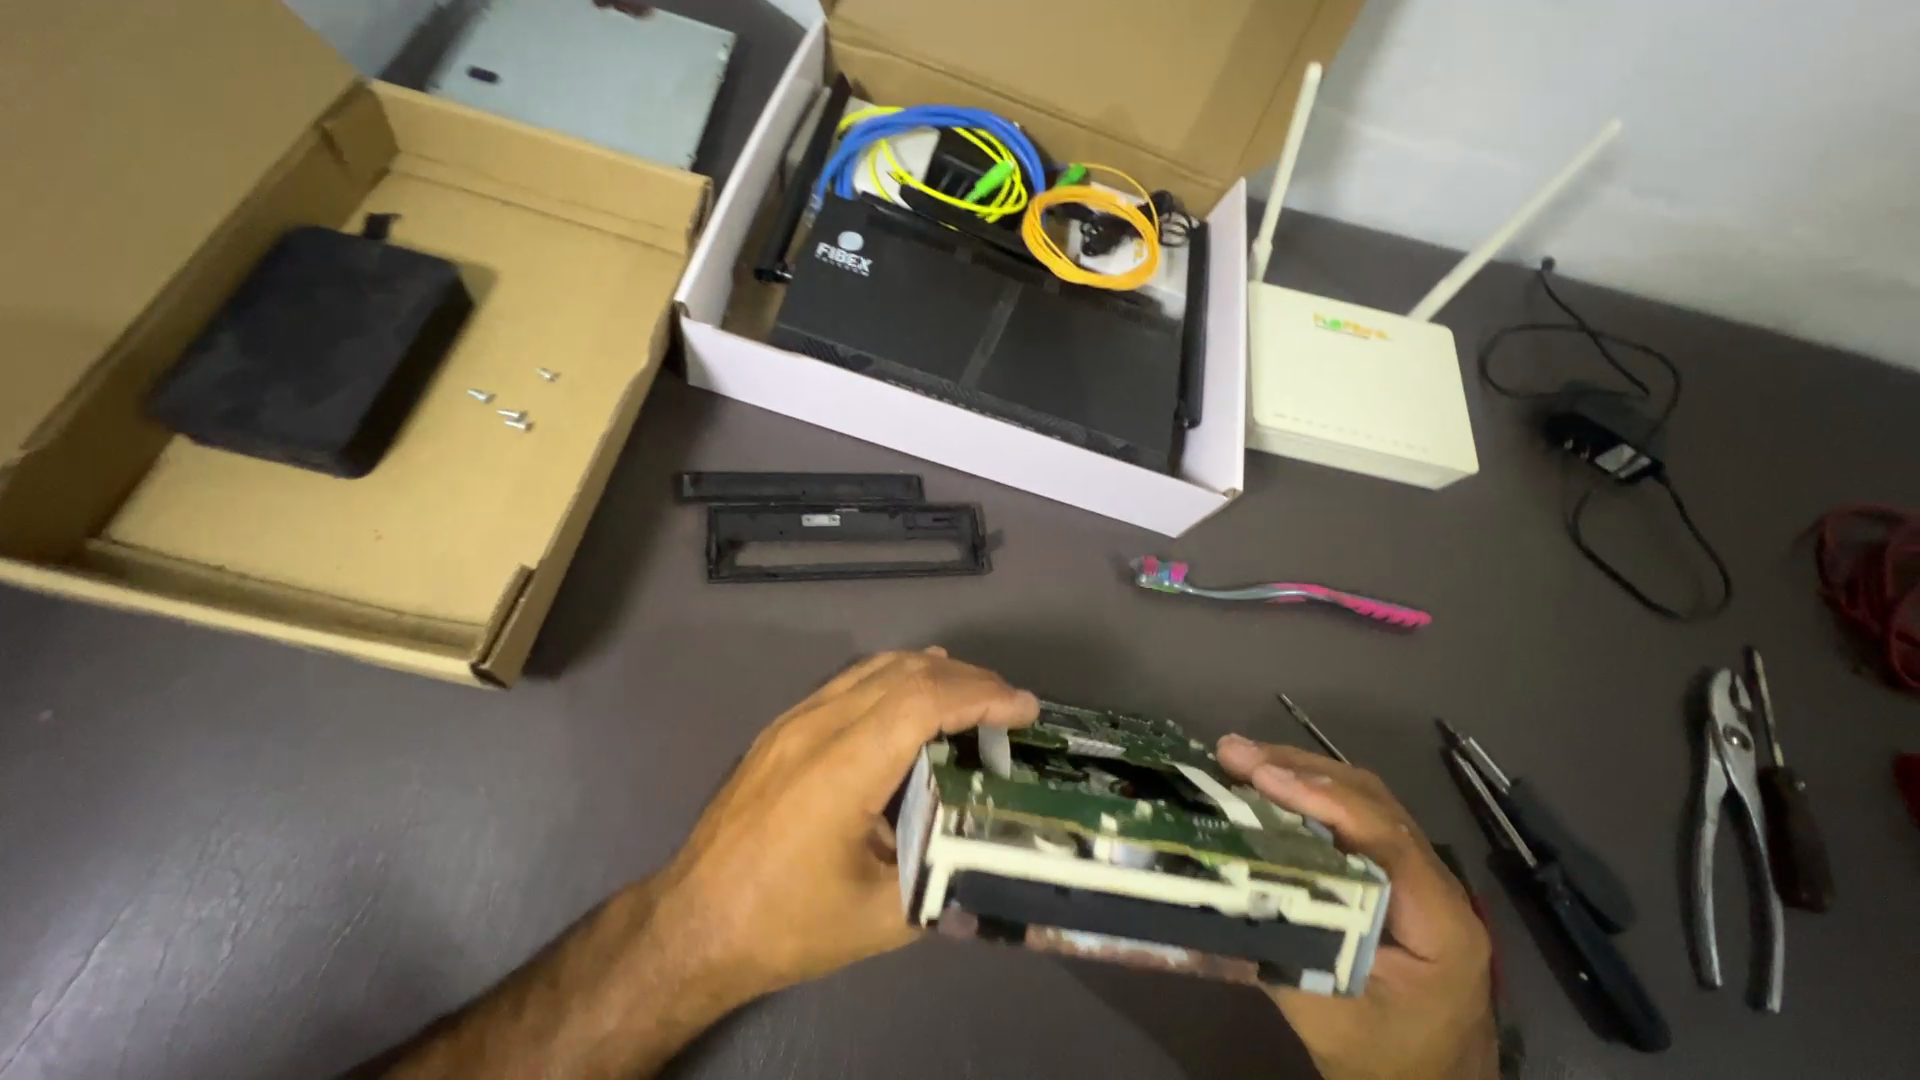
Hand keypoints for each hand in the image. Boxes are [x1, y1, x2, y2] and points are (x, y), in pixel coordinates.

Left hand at [375, 650, 1036, 1079]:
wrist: (692, 923)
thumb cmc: (787, 924)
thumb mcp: (883, 915)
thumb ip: (944, 869)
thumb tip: (991, 838)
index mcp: (841, 770)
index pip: (922, 702)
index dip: (981, 695)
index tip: (1027, 709)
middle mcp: (816, 728)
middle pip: (903, 673)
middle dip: (967, 678)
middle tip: (1011, 703)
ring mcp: (793, 722)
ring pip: (875, 667)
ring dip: (932, 671)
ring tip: (976, 695)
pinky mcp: (781, 728)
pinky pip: (850, 681)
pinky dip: (896, 678)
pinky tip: (915, 697)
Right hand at [1217, 736, 1497, 1079]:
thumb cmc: (1387, 1063)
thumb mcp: (1332, 1023)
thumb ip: (1283, 956)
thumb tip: (1222, 894)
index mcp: (1439, 924)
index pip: (1386, 839)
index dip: (1324, 800)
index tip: (1260, 777)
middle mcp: (1437, 887)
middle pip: (1375, 804)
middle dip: (1302, 770)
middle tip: (1233, 752)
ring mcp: (1419, 880)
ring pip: (1366, 803)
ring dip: (1303, 774)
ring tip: (1241, 758)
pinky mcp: (1396, 882)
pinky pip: (1355, 823)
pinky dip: (1309, 798)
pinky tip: (1267, 790)